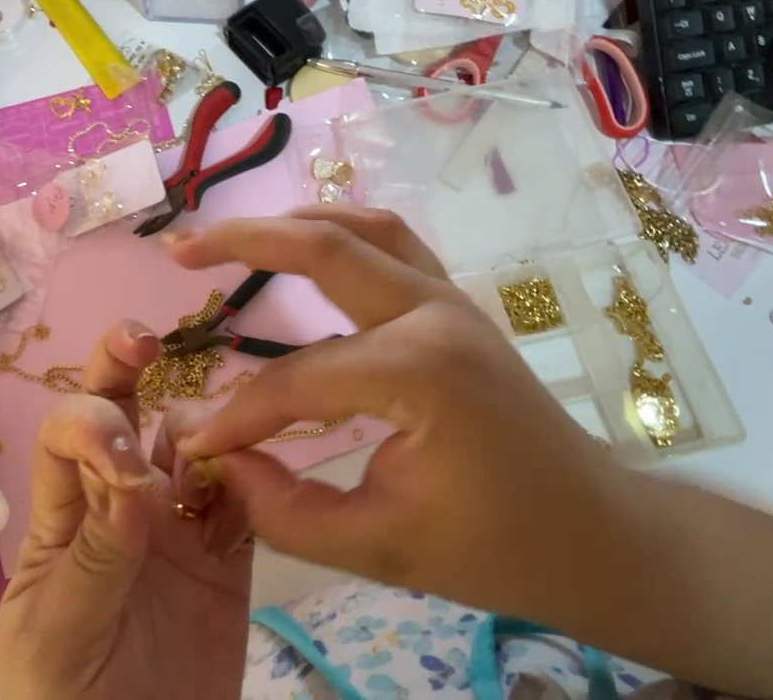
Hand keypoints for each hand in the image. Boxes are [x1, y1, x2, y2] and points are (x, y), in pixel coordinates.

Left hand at [0, 322, 252, 699]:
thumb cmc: (66, 699)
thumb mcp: (57, 634)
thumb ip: (95, 557)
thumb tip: (135, 478)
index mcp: (66, 515)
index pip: (66, 435)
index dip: (89, 423)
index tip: (124, 458)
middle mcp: (120, 501)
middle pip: (119, 411)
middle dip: (123, 364)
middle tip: (142, 339)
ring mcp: (177, 524)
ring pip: (192, 444)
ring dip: (206, 434)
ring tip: (223, 466)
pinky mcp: (228, 553)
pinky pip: (244, 498)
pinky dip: (253, 482)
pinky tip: (257, 494)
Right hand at [166, 206, 632, 621]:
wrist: (593, 532)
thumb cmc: (496, 548)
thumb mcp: (383, 549)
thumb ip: (285, 510)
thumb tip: (217, 458)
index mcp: (420, 372)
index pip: (297, 380)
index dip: (234, 414)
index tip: (190, 442)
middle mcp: (433, 312)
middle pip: (324, 247)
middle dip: (243, 242)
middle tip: (179, 250)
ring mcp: (450, 297)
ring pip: (361, 226)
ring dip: (291, 222)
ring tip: (231, 236)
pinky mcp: (454, 301)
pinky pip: (390, 241)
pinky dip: (338, 230)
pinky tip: (303, 244)